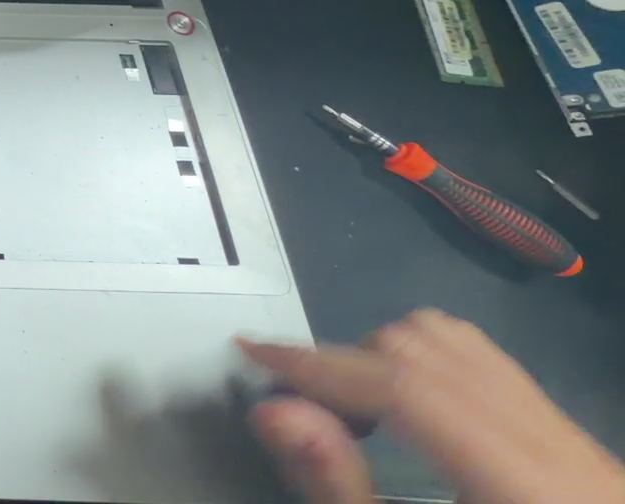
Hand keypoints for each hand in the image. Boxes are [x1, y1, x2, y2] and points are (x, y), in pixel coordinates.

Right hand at [241, 309, 624, 503]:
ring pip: (452, 344)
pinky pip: (483, 361)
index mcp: (539, 492)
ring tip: (353, 408)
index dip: (318, 366)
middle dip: (344, 367)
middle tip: (306, 410)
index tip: (250, 353)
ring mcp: (583, 446)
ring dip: (379, 359)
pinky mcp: (576, 444)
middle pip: (425, 355)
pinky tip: (398, 405)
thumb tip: (273, 408)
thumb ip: (337, 487)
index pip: (409, 391)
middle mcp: (575, 458)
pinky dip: (420, 363)